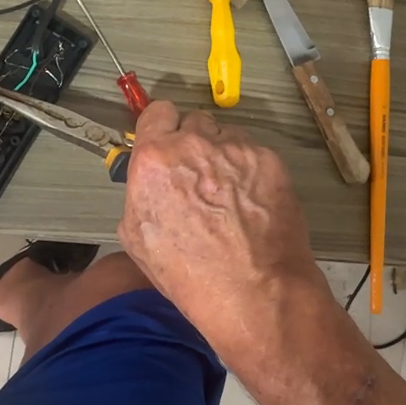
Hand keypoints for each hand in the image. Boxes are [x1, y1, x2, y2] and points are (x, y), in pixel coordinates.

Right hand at [117, 101, 323, 344]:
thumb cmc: (190, 273)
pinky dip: (251, 171)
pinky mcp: (269, 160)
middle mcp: (193, 144)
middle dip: (193, 143)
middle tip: (198, 175)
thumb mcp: (136, 236)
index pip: (156, 113)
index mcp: (153, 159)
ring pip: (226, 136)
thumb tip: (150, 183)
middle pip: (193, 121)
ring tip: (228, 193)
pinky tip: (250, 202)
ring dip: (223, 155)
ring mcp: (235, 149)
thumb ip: (139, 192)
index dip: (161, 128)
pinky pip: (254, 153)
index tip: (166, 140)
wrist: (253, 292)